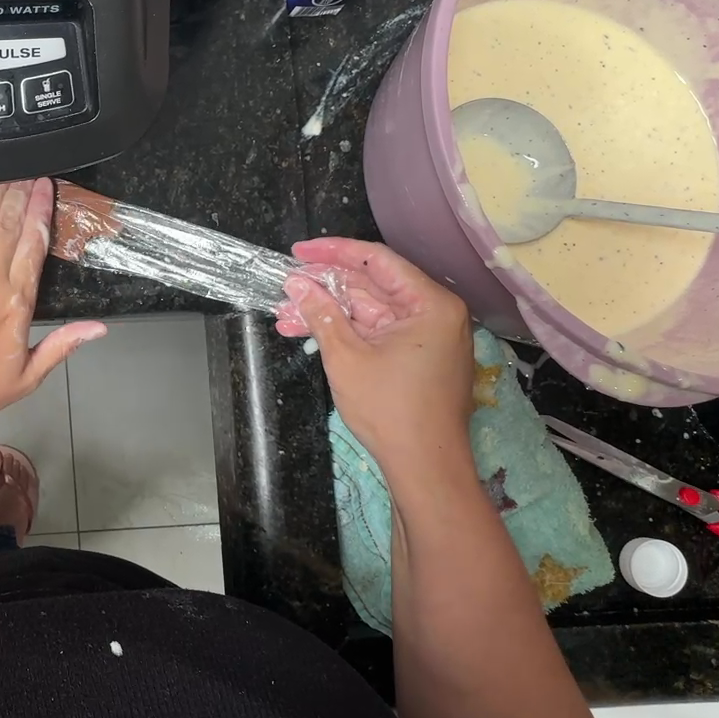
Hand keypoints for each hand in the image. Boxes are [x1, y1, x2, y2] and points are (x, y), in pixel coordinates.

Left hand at [0, 179, 106, 433]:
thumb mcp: (27, 376)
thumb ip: (63, 345)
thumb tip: (98, 329)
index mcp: (16, 301)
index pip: (35, 244)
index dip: (43, 211)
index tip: (48, 188)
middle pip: (10, 224)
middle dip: (23, 193)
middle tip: (31, 171)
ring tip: (7, 173)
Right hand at [276, 238, 474, 468]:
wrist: (424, 465)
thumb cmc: (390, 409)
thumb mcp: (346, 356)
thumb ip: (321, 314)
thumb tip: (296, 285)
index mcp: (429, 304)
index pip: (376, 261)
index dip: (332, 252)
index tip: (297, 252)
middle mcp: (433, 314)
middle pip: (371, 286)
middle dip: (324, 288)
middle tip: (285, 287)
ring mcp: (426, 337)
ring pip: (368, 311)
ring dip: (328, 312)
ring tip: (286, 315)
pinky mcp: (415, 357)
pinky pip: (375, 332)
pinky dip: (345, 330)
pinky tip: (309, 331)